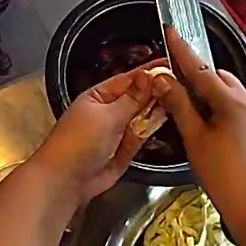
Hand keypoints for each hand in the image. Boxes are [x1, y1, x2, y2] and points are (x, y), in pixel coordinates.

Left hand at [26, 67, 170, 204]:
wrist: (67, 181)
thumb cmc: (78, 143)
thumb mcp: (108, 115)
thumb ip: (133, 98)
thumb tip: (148, 76)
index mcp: (98, 96)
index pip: (128, 79)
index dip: (148, 72)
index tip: (168, 65)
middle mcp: (109, 111)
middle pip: (137, 97)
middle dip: (155, 91)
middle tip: (178, 82)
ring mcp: (117, 130)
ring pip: (142, 115)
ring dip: (155, 109)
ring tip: (176, 98)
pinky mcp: (125, 149)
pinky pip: (142, 135)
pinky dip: (151, 128)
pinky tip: (164, 117)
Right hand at [156, 28, 245, 225]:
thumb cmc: (224, 175)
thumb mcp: (195, 139)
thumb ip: (179, 105)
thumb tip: (163, 79)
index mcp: (231, 101)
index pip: (201, 68)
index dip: (183, 50)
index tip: (171, 30)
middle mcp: (245, 101)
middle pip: (215, 76)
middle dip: (194, 73)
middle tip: (169, 80)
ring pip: (224, 89)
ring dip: (204, 89)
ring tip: (181, 100)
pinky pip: (230, 104)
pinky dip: (213, 103)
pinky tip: (199, 117)